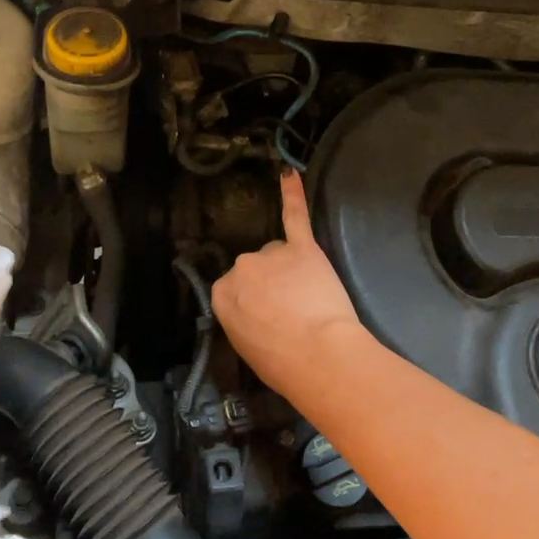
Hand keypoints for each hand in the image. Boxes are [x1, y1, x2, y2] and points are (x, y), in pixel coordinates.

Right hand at [211, 170, 365, 392]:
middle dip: (272, 286)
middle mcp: (241, 267)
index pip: (235, 290)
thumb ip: (243, 319)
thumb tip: (254, 313)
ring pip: (281, 256)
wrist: (318, 356)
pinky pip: (295, 216)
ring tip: (310, 300)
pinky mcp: (303, 248)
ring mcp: (272, 255)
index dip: (254, 305)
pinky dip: (293, 194)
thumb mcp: (245, 347)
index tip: (267, 320)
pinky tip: (289, 173)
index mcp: (221, 294)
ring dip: (292, 272)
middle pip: (257, 269)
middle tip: (291, 313)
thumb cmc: (282, 364)